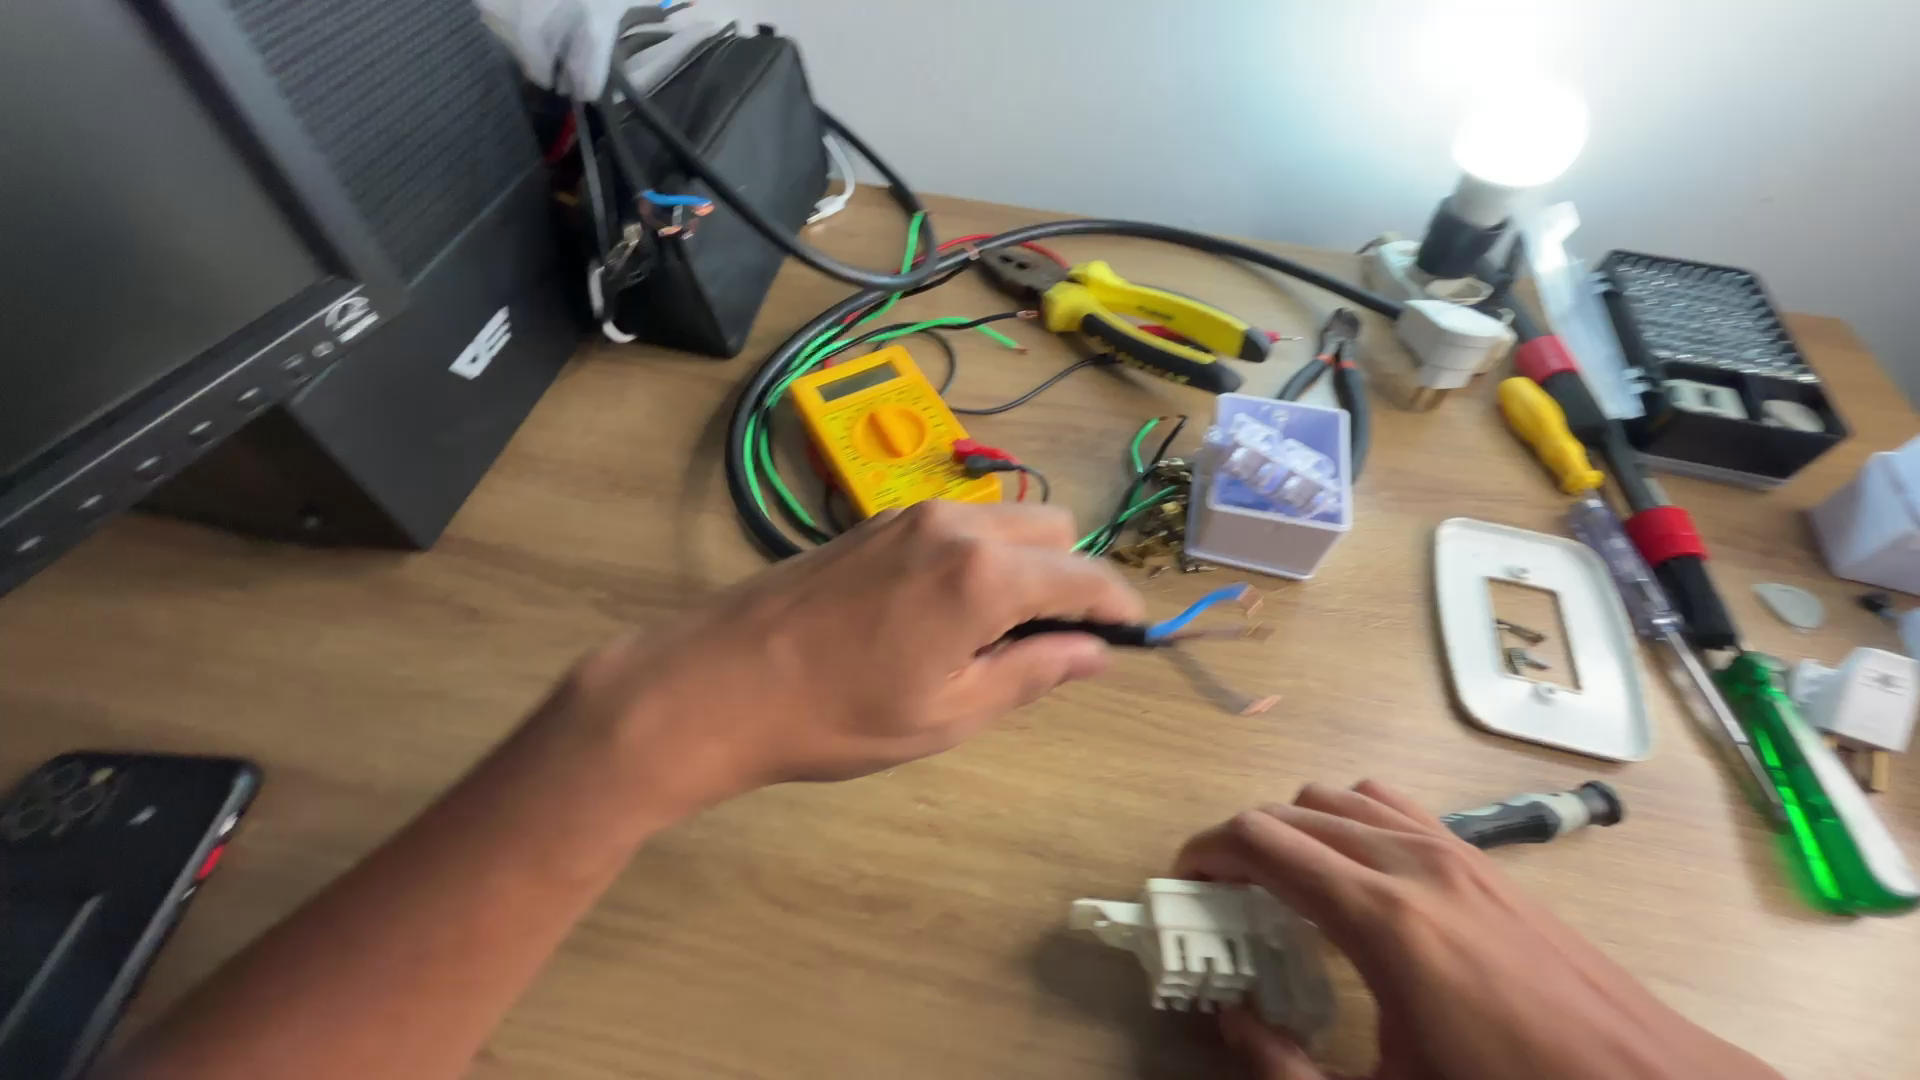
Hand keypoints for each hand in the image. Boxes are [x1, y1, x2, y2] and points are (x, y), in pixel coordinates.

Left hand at [564, 501, 1142, 812]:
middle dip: (1071, 577)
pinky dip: (981, 554)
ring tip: (991, 630)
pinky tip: (944, 608)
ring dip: (1026, 561)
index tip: (1131, 634)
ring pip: (1006, 518)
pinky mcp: (878, 520)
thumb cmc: (838, 716)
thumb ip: (1034, 672)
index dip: (1119, 605)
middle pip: (1054, 528)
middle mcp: (957, 525)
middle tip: (1048, 641)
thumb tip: (1095, 652)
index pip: (1085, 576)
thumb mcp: (950, 713)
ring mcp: (912, 514)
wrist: (719, 683)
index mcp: (985, 574)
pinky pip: (959, 523)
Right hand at [1176, 782, 1783, 1079]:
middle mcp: (1406, 860)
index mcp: (1379, 918)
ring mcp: (1448, 848)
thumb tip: (1229, 1016)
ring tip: (1287, 880)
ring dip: (1294, 826)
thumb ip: (1284, 1067)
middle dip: (1240, 842)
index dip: (1207, 852)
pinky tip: (1357, 871)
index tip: (1187, 882)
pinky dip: (1347, 818)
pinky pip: (1386, 803)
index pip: (1259, 840)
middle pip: (1287, 812)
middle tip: (1226, 893)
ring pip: (1334, 796)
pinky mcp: (1479, 854)